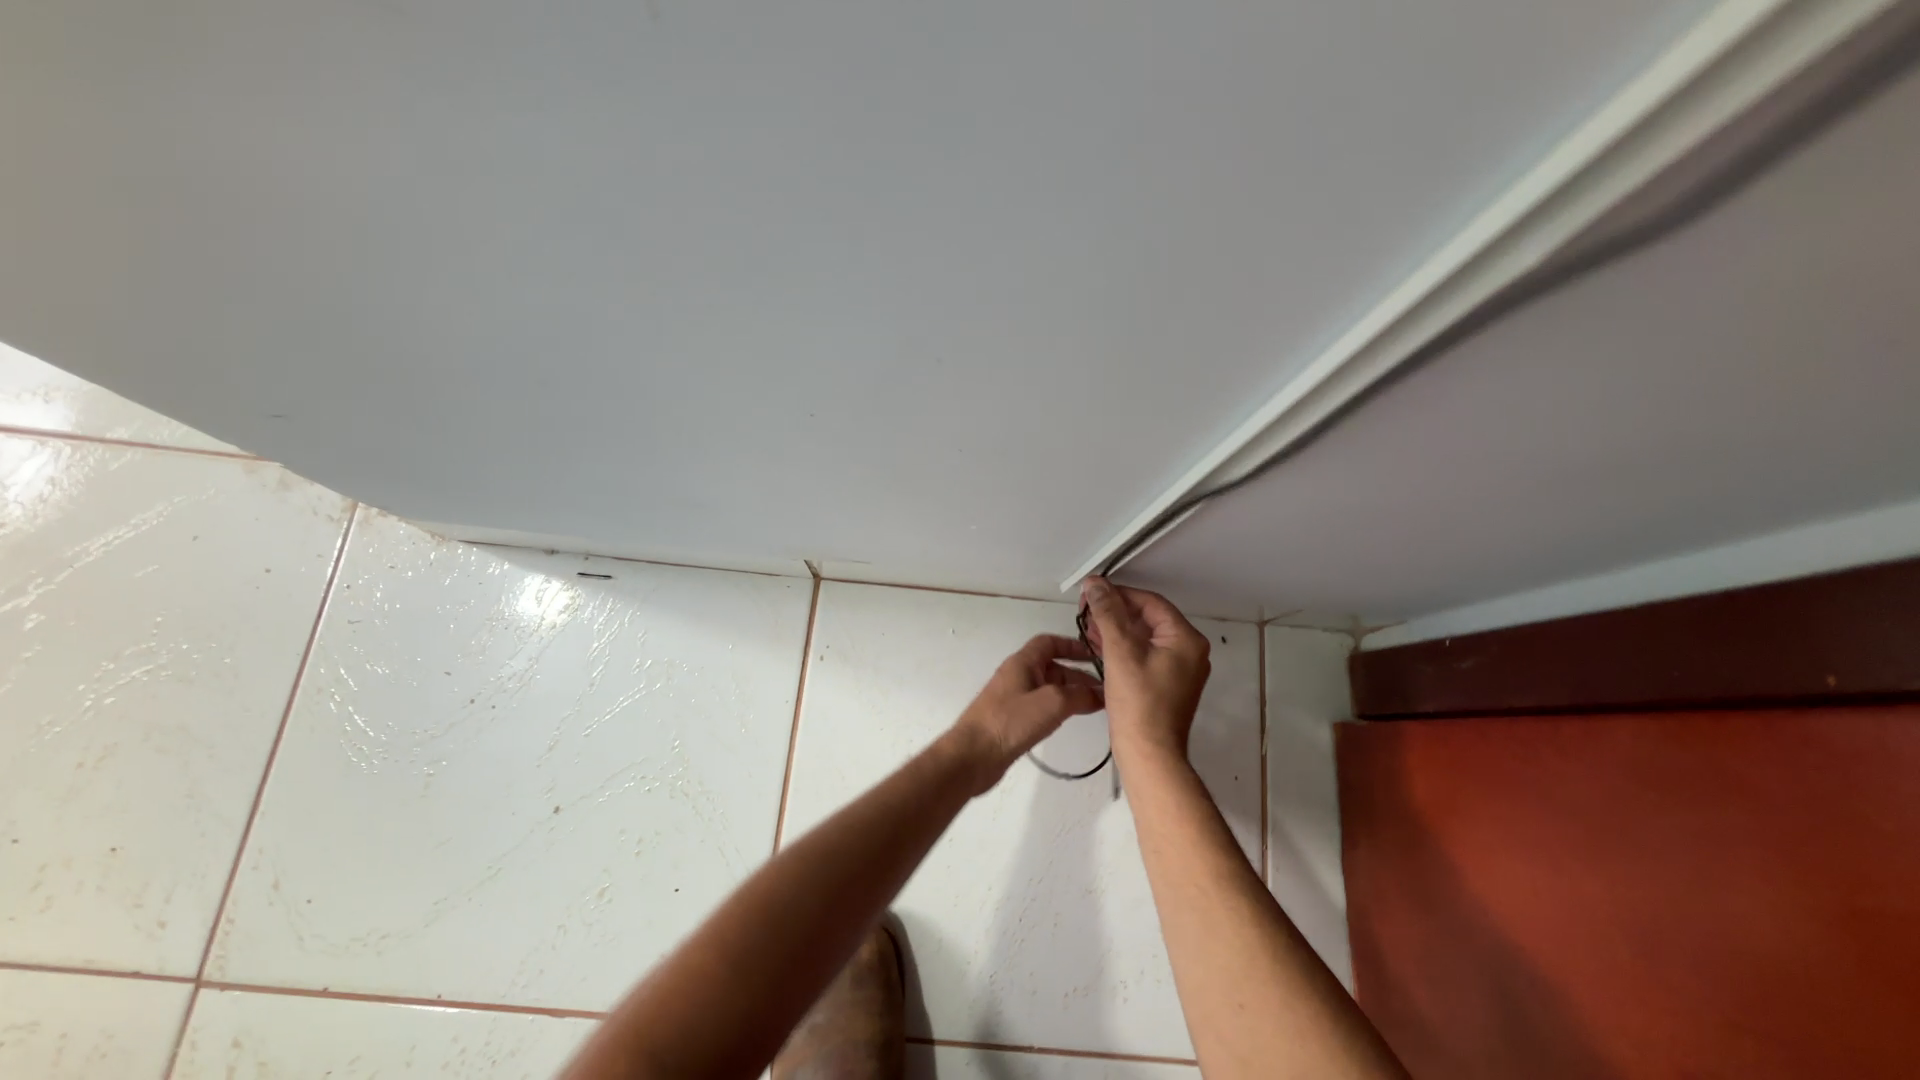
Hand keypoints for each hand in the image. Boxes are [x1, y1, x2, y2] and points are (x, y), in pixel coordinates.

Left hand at [948, 634, 1104, 793]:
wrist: (973, 756)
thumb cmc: (1011, 722)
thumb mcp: (1052, 702)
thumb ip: (1079, 695)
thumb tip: (1100, 693)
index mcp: (1022, 663)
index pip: (1049, 642)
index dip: (1073, 646)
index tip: (1096, 656)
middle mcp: (1017, 676)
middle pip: (1052, 667)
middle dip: (1079, 676)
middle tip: (1105, 690)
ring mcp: (1013, 699)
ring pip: (1049, 689)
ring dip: (1071, 694)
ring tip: (1096, 707)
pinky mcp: (1012, 721)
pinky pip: (1041, 707)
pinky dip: (1059, 709)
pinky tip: (1070, 720)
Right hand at [1080, 577, 1209, 760]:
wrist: (1149, 754)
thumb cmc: (1138, 703)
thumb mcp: (1120, 651)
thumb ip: (1108, 613)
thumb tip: (1096, 584)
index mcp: (1186, 639)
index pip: (1150, 602)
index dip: (1119, 594)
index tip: (1091, 592)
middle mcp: (1189, 652)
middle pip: (1148, 619)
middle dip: (1115, 612)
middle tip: (1086, 611)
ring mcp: (1179, 670)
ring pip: (1145, 638)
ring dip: (1116, 630)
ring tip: (1088, 627)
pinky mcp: (1166, 685)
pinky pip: (1144, 656)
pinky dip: (1123, 649)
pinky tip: (1100, 648)